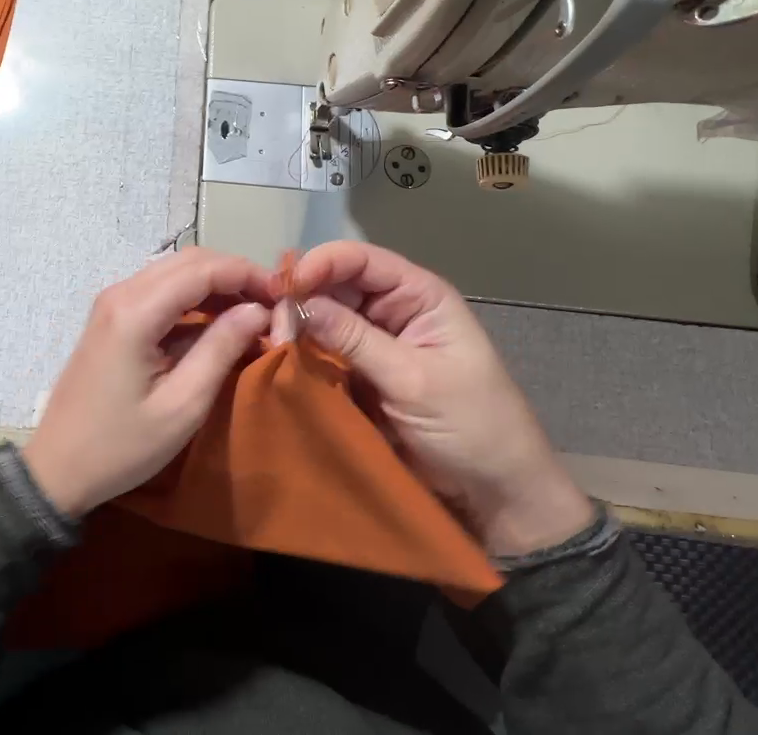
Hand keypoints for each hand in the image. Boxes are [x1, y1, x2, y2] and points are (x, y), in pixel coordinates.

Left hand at [23, 249, 272, 517]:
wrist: (57, 467)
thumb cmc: (122, 445)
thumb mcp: (182, 405)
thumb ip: (220, 349)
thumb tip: (258, 310)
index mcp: (135, 311)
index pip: (202, 268)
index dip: (248, 275)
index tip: (285, 298)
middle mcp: (120, 294)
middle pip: (188, 261)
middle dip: (234, 276)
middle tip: (273, 307)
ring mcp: (111, 304)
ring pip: (173, 273)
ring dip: (214, 286)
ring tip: (253, 317)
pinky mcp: (110, 319)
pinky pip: (158, 292)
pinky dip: (192, 300)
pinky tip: (218, 326)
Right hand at [278, 241, 593, 557]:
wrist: (493, 495)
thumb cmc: (471, 426)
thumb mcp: (413, 378)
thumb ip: (354, 338)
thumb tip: (295, 303)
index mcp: (419, 297)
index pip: (361, 261)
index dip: (322, 263)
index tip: (285, 287)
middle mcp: (392, 312)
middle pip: (335, 285)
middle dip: (301, 295)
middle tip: (266, 318)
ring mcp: (372, 346)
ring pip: (322, 319)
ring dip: (295, 325)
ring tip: (265, 337)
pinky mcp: (356, 377)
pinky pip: (320, 354)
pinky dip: (298, 354)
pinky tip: (274, 356)